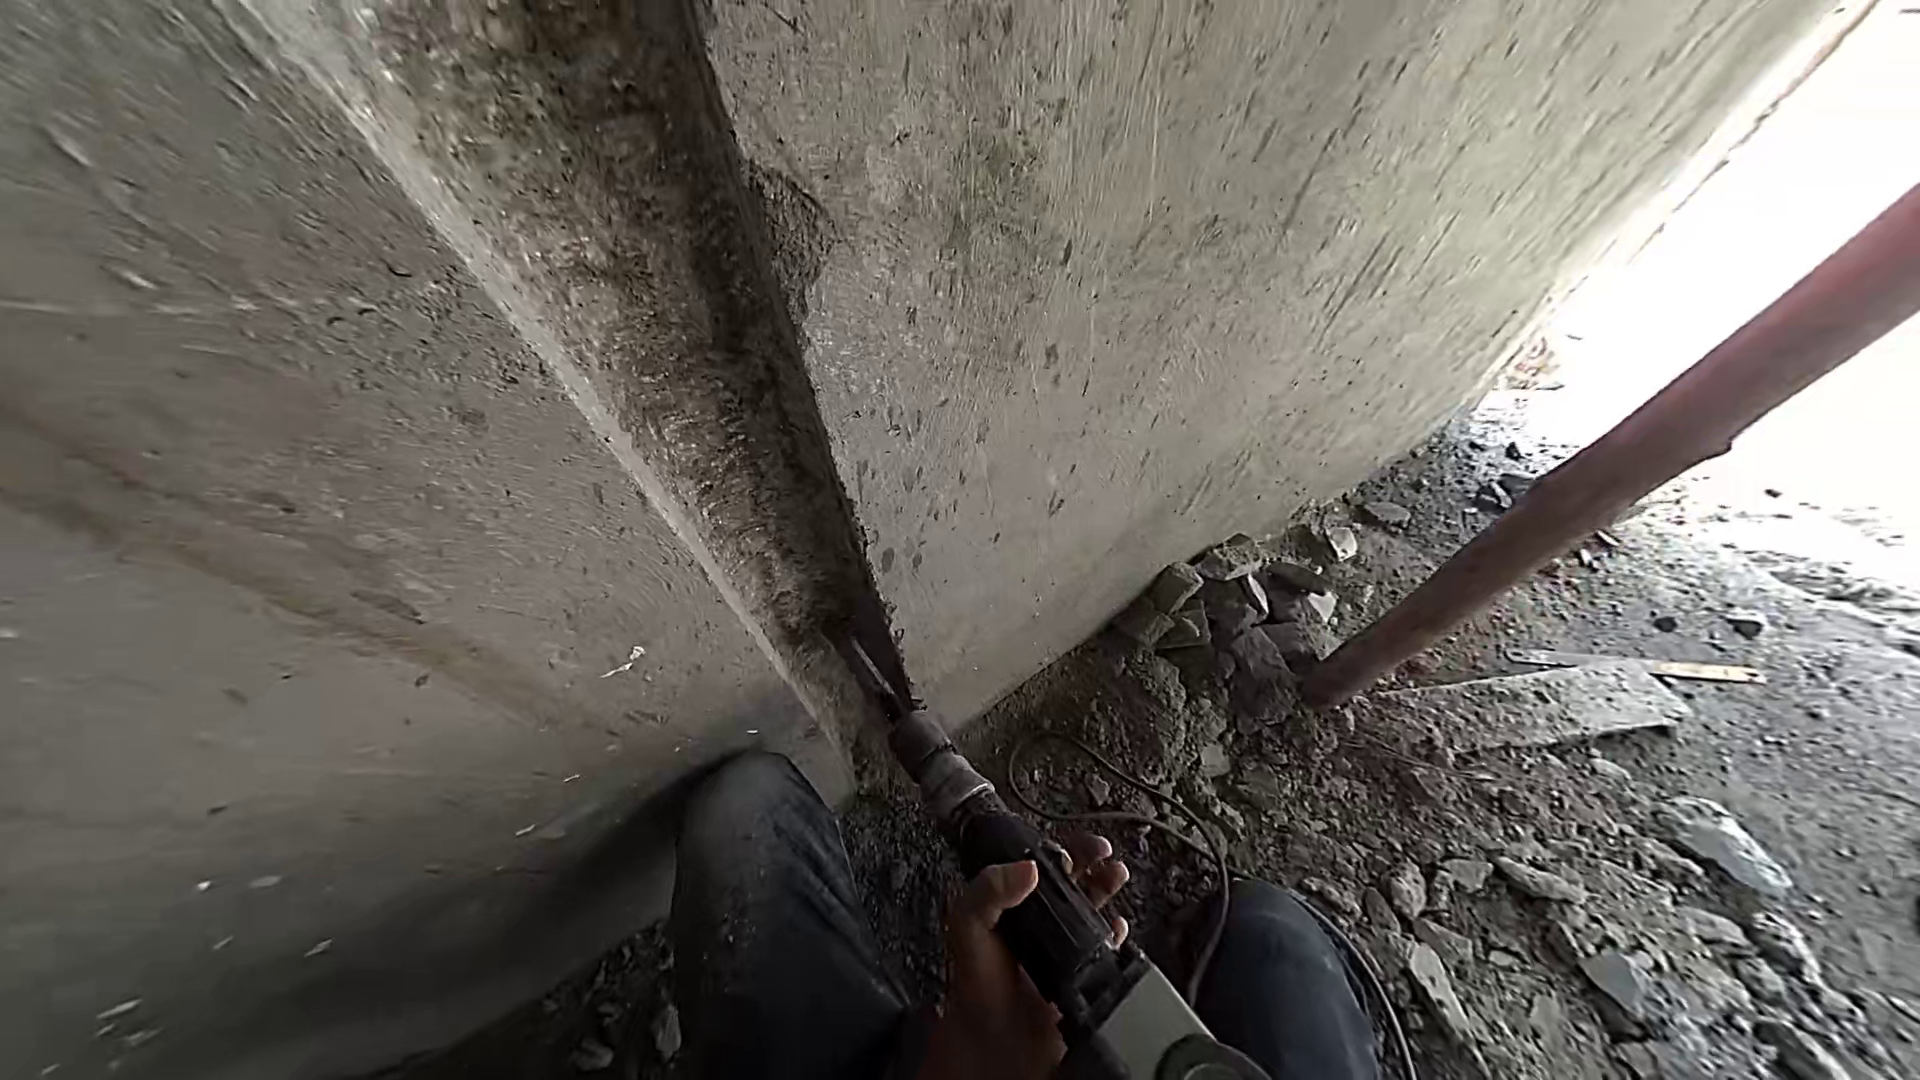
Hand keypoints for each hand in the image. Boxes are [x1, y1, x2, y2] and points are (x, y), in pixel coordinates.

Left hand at [916, 833, 1128, 1079]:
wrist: (992, 1041)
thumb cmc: (975, 980)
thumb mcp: (968, 922)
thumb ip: (989, 890)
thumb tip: (1027, 870)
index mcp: (1013, 897)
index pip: (1041, 860)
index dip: (1061, 847)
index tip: (1076, 844)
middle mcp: (1040, 915)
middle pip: (1073, 876)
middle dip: (1091, 859)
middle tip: (1103, 852)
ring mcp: (1063, 943)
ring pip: (1092, 904)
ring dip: (1106, 885)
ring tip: (1116, 875)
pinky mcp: (1082, 971)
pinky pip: (1106, 946)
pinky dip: (1116, 933)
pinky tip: (1117, 926)